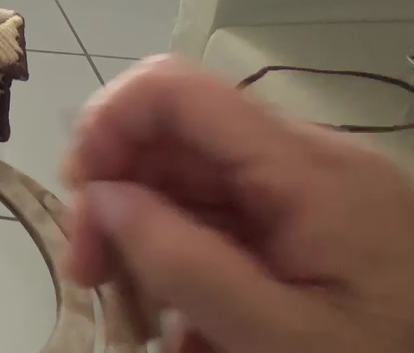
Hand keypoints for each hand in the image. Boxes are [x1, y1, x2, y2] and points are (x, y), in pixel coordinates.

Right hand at [63, 57, 413, 352]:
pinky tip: (191, 323)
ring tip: (140, 316)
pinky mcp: (333, 229)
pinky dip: (196, 261)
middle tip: (90, 272)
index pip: (172, 87)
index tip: (79, 191)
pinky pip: (235, 220)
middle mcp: (312, 161)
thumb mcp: (286, 340)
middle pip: (174, 138)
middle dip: (117, 196)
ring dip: (149, 238)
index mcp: (307, 168)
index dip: (106, 120)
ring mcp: (324, 195)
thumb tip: (95, 195)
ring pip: (195, 182)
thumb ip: (182, 260)